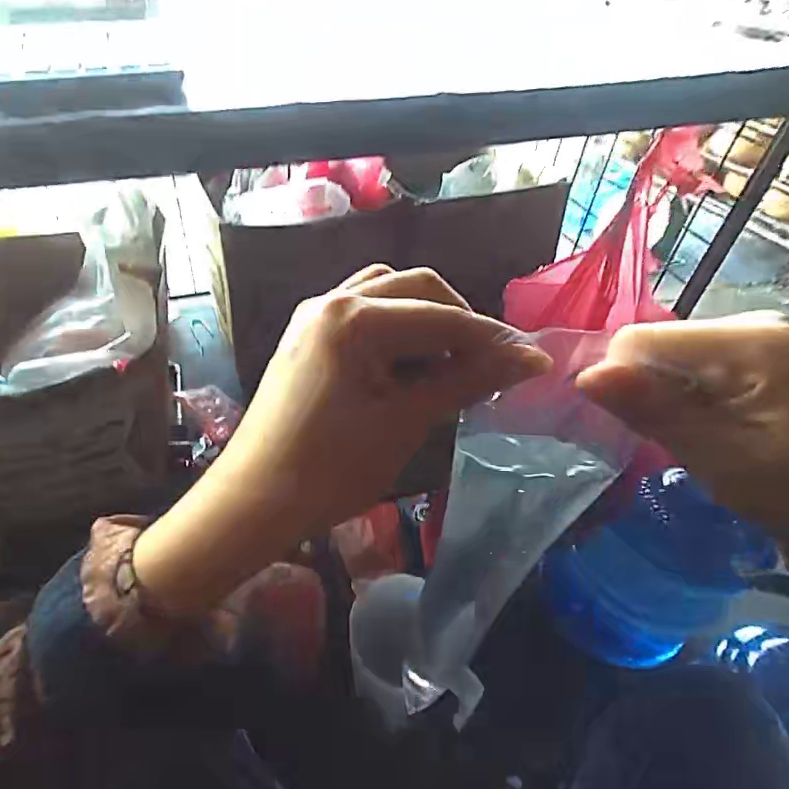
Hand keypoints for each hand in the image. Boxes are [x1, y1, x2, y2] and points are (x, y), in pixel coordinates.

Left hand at [137, 266, 549, 614]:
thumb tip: (528, 360)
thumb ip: (466, 381)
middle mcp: (332, 300)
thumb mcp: (405, 423)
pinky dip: (393, 330)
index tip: (534, 363)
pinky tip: (405, 366)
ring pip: (388, 295)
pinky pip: (361, 314)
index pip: (443, 317)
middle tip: (485, 368)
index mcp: (355, 318)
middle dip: (459, 324)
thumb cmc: (329, 469)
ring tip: (445, 367)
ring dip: (426, 321)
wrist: (254, 500)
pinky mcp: (305, 336)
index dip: (493, 341)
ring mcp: (314, 315)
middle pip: (418, 288)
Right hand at [576, 312, 788, 577]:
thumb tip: (585, 376)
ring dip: (661, 396)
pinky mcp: (753, 352)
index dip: (621, 382)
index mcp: (749, 341)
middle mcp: (751, 322)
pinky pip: (687, 363)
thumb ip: (653, 411)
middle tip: (673, 439)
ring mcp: (754, 334)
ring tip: (692, 434)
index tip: (635, 429)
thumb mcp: (717, 458)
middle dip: (644, 390)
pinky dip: (680, 395)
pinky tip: (704, 423)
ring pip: (665, 355)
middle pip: (653, 343)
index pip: (639, 339)